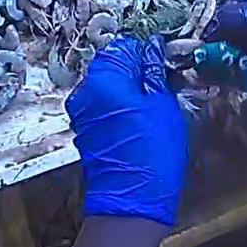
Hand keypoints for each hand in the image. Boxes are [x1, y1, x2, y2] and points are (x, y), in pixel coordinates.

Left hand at [67, 38, 187, 226]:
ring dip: (128, 88)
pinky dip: (119, 105)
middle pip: (112, 65)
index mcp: (103, 78)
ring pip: (107, 86)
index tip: (165, 61)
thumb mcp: (162, 105)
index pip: (124, 46)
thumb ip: (154, 72)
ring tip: (154, 103)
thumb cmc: (153, 150)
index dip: (146, 50)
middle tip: (163, 82)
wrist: (132, 200)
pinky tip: (140, 119)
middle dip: (136, 69)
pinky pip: (102, 106)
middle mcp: (85, 91)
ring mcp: (81, 112)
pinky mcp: (85, 129)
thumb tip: (153, 48)